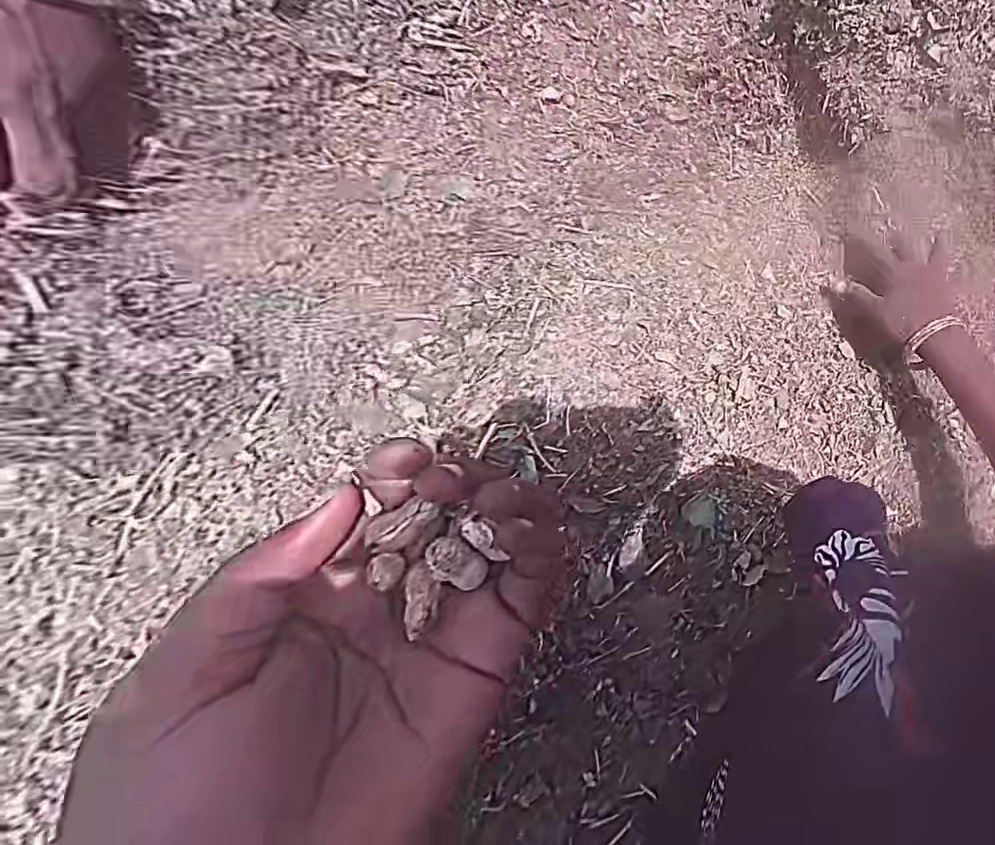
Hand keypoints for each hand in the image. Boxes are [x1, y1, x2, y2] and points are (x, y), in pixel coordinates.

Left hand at [58, 440, 567, 844]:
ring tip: (503, 504)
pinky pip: (532, 589)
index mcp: (317, 593)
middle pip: (448, 513)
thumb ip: (253, 584)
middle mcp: (391, 597)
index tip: (411, 459)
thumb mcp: (177, 686)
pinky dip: (546, 552)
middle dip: (465, 483)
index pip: (371, 510)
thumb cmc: (178, 807)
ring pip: (500, 540)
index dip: (397, 474)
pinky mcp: (491, 652)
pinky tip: (535, 537)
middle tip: (462, 482)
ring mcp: (446, 622)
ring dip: (514, 508)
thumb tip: (338, 500)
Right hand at [828, 230, 957, 361]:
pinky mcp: (947, 285)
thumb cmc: (902, 323)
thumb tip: (835, 283)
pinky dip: (962, 269)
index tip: (854, 230)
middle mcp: (914, 268)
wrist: (934, 333)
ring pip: (934, 253)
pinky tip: (967, 263)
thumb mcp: (876, 311)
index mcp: (894, 273)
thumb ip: (858, 296)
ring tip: (940, 232)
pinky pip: (955, 273)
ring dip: (936, 243)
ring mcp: (933, 275)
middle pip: (905, 247)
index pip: (875, 253)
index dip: (864, 241)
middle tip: (896, 229)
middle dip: (899, 238)